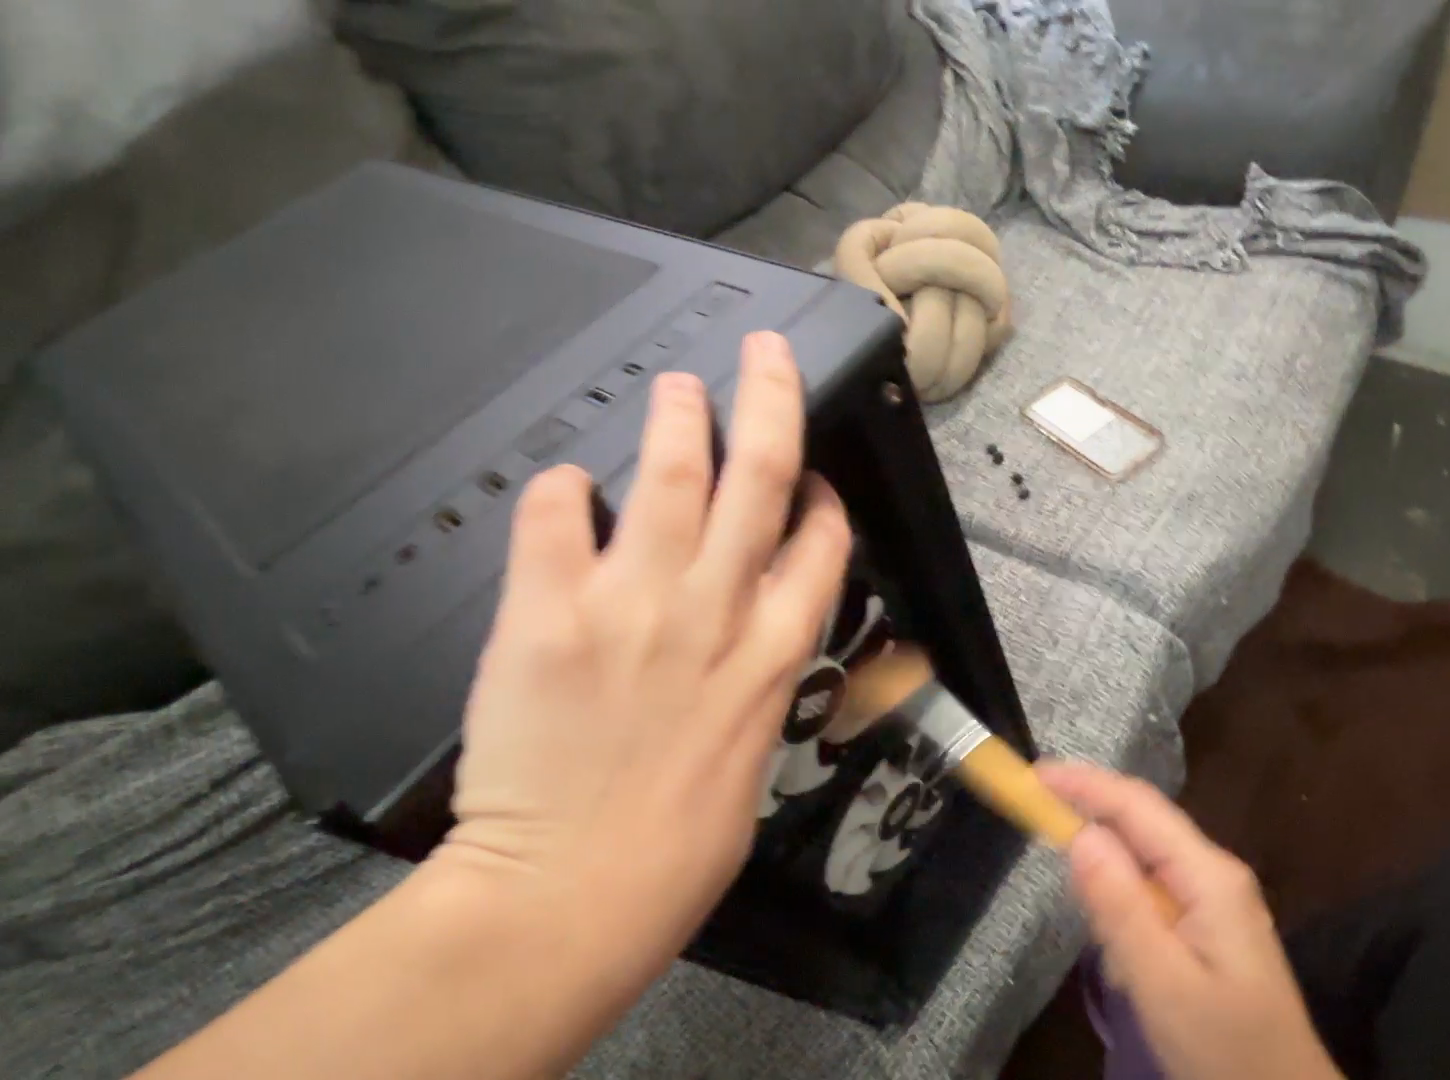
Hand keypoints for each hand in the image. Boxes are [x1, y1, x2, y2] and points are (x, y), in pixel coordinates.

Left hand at [438, 331, 851, 987]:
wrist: (574, 894)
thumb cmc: (681, 842)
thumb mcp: (753, 748)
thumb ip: (753, 673)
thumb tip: (742, 625)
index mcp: (774, 651)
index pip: (821, 542)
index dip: (821, 499)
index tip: (811, 483)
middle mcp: (717, 610)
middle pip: (760, 476)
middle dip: (770, 401)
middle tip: (763, 355)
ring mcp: (635, 605)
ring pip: (669, 476)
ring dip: (678, 419)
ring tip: (679, 388)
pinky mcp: (548, 614)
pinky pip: (555, 517)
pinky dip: (561, 491)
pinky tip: (564, 486)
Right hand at [1039, 763, 1343, 1079]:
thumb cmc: (1226, 1048)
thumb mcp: (1163, 983)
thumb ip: (1120, 908)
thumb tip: (1080, 835)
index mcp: (1207, 875)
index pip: (1137, 807)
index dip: (1083, 784)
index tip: (1033, 774)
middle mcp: (1213, 872)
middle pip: (1142, 822)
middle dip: (1088, 806)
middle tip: (1032, 805)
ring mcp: (1214, 898)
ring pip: (1145, 854)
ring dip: (1102, 849)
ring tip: (1058, 848)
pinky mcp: (1208, 924)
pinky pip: (1153, 886)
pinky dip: (1119, 887)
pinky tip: (1104, 915)